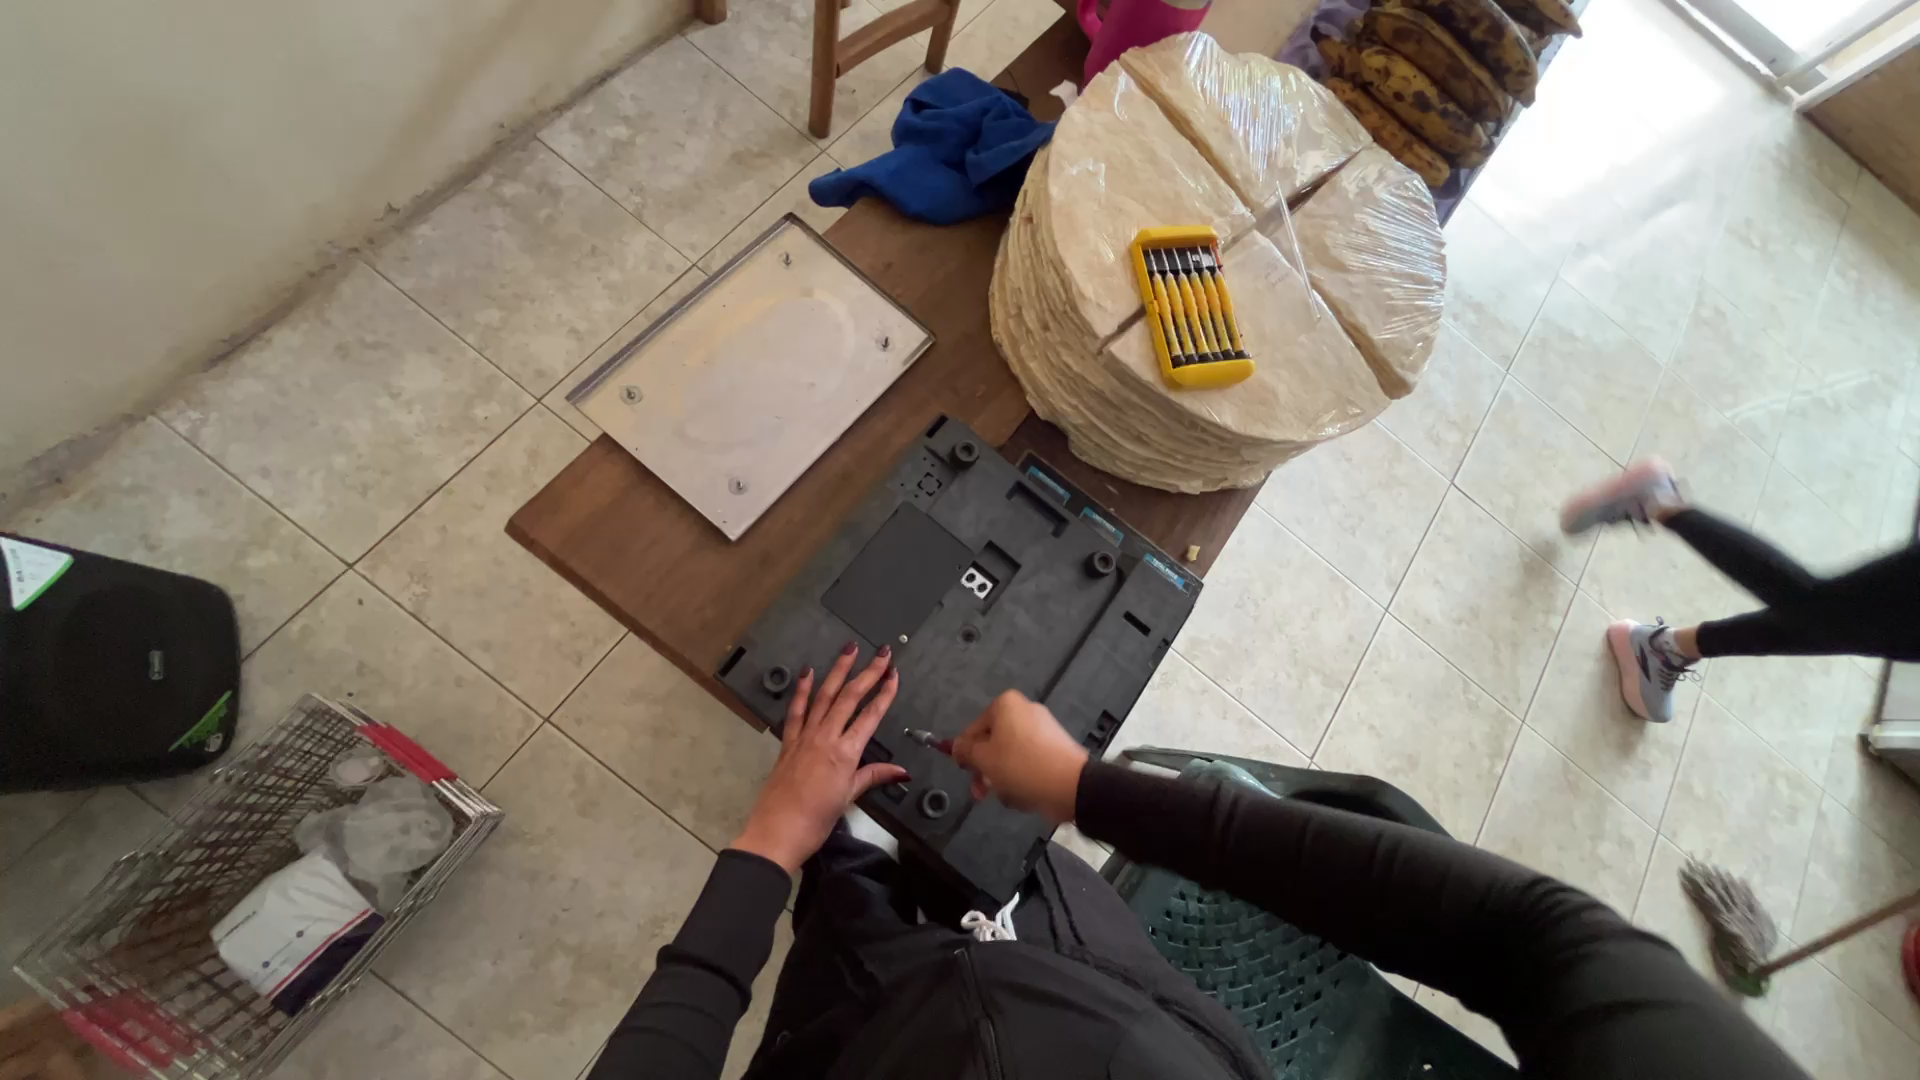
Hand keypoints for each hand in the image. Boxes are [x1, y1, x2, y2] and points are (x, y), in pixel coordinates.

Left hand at [730, 645, 908, 875]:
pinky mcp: (788, 743)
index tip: (894, 674)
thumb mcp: (849, 798)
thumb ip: (873, 776)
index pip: (870, 716)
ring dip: (838, 671)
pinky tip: (808, 672)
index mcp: (845, 753)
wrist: (776, 834)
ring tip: (850, 650)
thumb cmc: (816, 821)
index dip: (884, 693)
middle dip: (868, 673)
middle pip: (850, 698)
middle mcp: (826, 738)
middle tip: (882, 653)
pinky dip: (803, 691)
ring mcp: (805, 737)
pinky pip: (797, 711)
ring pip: (825, 697)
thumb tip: (902, 771)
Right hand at [951, 690, 1088, 824]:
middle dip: (986, 769)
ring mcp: (1043, 728)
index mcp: (1006, 705)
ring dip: (1003, 777)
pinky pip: (1029, 761)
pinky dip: (1023, 777)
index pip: (973, 729)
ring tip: (1009, 795)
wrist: (1070, 785)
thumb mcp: (983, 759)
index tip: (966, 773)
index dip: (966, 753)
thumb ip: (965, 751)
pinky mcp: (1056, 747)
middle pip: (993, 742)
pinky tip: (1025, 794)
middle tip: (982, 792)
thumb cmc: (1020, 766)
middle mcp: (1025, 709)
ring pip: (1010, 755)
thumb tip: (955, 746)